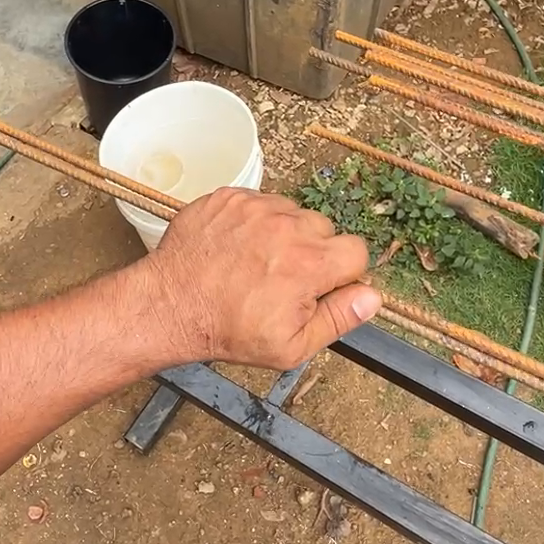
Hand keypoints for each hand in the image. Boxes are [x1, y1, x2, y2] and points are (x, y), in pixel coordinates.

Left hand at [139, 188, 380, 369]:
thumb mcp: (291, 346)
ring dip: (281, 233)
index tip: (318, 287)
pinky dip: (252, 221)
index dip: (341, 273)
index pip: (356, 252)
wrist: (171, 305)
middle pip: (324, 230)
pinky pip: (258, 202)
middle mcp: (286, 226)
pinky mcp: (229, 197)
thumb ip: (338, 319)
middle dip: (311, 252)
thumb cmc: (228, 330)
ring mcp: (255, 207)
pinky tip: (236, 247)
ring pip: (291, 213)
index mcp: (309, 263)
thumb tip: (373, 298)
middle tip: (280, 278)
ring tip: (254, 262)